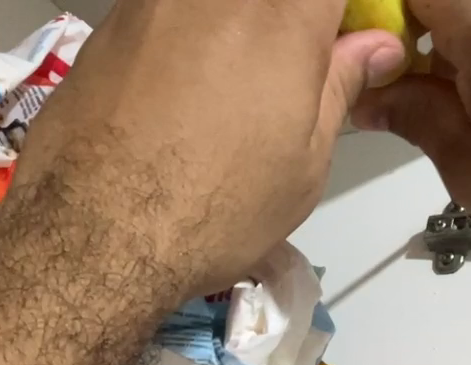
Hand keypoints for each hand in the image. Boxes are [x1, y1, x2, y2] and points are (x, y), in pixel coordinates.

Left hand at [8, 0, 407, 301]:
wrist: (95, 235)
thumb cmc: (218, 213)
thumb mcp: (302, 170)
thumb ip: (338, 90)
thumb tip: (375, 46)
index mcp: (286, 14)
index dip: (339, 17)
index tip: (333, 49)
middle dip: (282, 27)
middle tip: (275, 85)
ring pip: (211, 9)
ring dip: (227, 36)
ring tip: (216, 101)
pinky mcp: (111, 20)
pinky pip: (165, 10)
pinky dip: (181, 37)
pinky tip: (170, 97)